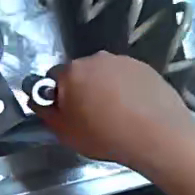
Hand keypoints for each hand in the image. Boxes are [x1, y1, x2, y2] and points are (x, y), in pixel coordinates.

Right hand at [31, 52, 194, 169]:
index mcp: (71, 71)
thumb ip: (45, 112)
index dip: (56, 96)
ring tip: (114, 114)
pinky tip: (132, 109)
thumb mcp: (65, 132)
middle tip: (89, 116)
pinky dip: (124, 89)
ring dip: (103, 88)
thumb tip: (36, 99)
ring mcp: (123, 61)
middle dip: (80, 89)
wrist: (158, 135)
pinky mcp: (144, 67)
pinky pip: (125, 77)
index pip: (52, 77)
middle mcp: (96, 58)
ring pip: (103, 74)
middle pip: (79, 73)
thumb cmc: (105, 135)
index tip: (66, 113)